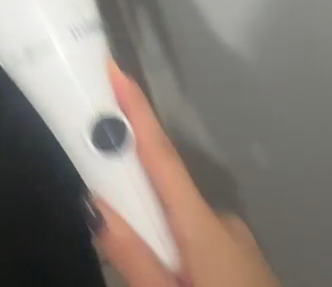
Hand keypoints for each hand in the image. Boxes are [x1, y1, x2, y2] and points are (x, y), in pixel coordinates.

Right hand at [94, 62, 280, 286]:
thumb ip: (132, 257)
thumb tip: (91, 201)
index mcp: (205, 228)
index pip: (161, 155)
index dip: (136, 110)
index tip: (113, 66)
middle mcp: (223, 224)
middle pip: (162, 186)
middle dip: (125, 179)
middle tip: (89, 180)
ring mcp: (237, 245)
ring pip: (176, 218)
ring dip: (146, 221)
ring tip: (128, 256)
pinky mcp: (242, 265)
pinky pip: (192, 237)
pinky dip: (167, 240)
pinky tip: (160, 272)